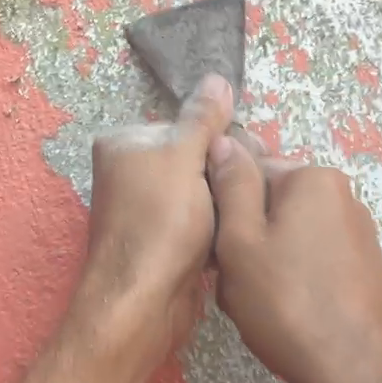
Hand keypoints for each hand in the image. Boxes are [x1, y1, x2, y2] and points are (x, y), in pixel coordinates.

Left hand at [75, 74, 235, 351]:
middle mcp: (130, 171)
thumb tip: (217, 78)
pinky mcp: (163, 240)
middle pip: (195, 157)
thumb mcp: (184, 157)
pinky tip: (238, 236)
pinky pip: (201, 221)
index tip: (251, 153)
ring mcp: (146, 207)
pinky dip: (219, 227)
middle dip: (225, 171)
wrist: (143, 304)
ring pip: (202, 191)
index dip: (219, 137)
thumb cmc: (160, 222)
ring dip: (226, 202)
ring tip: (250, 211)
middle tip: (256, 184)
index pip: (184, 124)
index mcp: (125, 143)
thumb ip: (203, 118)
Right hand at [204, 136, 381, 382]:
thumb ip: (231, 185)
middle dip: (245, 241)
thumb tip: (224, 141)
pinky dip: (289, 285)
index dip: (224, 209)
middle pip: (268, 206)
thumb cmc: (290, 304)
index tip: (217, 247)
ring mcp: (356, 236)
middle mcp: (341, 197)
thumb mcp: (241, 241)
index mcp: (313, 178)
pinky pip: (309, 263)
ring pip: (285, 239)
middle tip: (233, 282)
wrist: (361, 382)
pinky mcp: (362, 272)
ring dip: (263, 267)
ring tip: (255, 307)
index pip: (247, 172)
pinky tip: (282, 319)